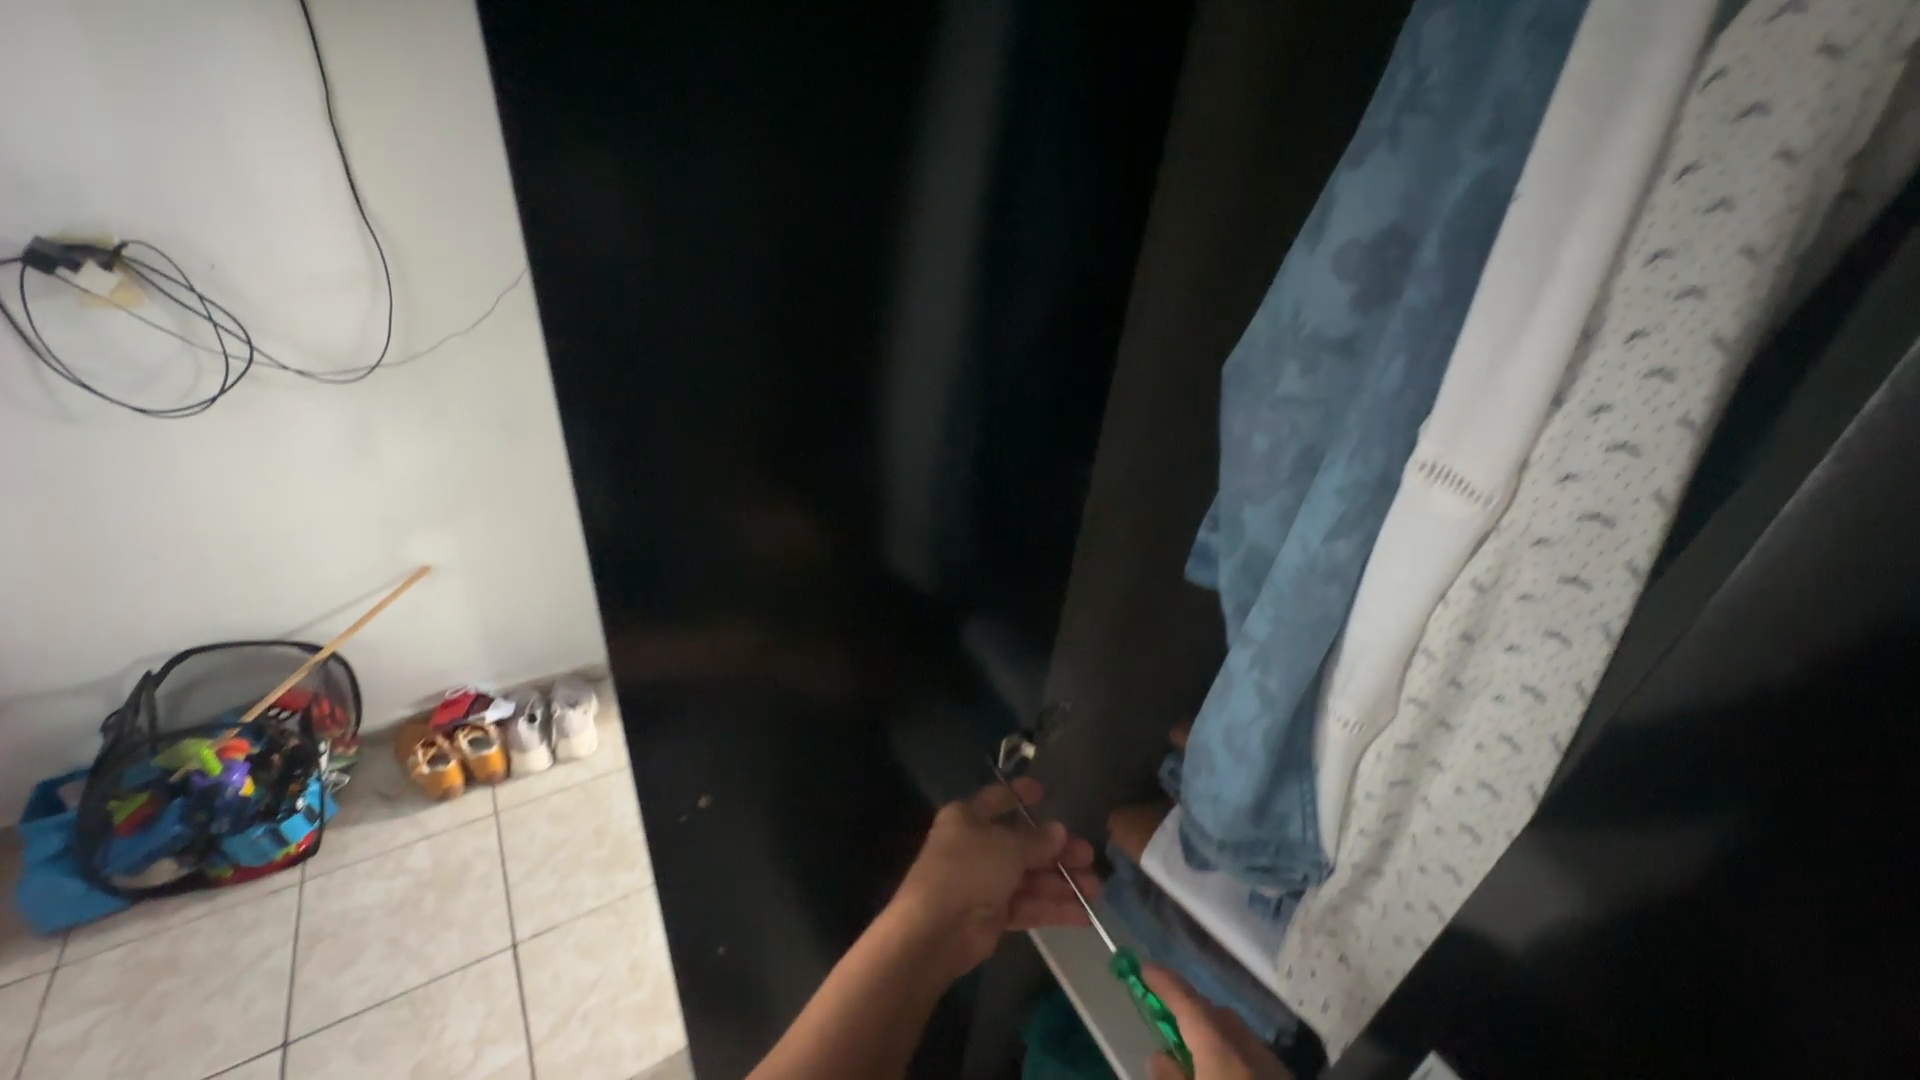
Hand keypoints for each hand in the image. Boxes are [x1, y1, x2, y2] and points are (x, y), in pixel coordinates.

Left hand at [890, 777, 1099, 977]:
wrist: (936, 929)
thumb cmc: (968, 869)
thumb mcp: (1006, 846)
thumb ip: (1036, 840)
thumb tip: (1059, 832)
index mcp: (968, 818)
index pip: (997, 799)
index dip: (1019, 795)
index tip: (1044, 792)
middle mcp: (976, 846)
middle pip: (1022, 844)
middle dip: (1056, 851)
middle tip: (1088, 856)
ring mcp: (984, 882)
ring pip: (1029, 877)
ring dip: (1061, 882)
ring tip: (1094, 889)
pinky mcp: (993, 914)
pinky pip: (1027, 905)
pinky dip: (1052, 908)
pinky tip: (1083, 914)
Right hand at [1142, 965, 1290, 1079]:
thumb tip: (1159, 1057)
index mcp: (1219, 1048)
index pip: (1187, 1001)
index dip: (1164, 982)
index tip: (1144, 968)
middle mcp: (1249, 1048)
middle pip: (1216, 1014)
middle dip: (1190, 1007)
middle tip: (1165, 1013)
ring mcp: (1273, 1066)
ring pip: (1238, 1034)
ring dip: (1213, 1031)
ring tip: (1192, 1049)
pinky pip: (1255, 1056)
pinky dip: (1234, 1053)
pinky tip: (1225, 1075)